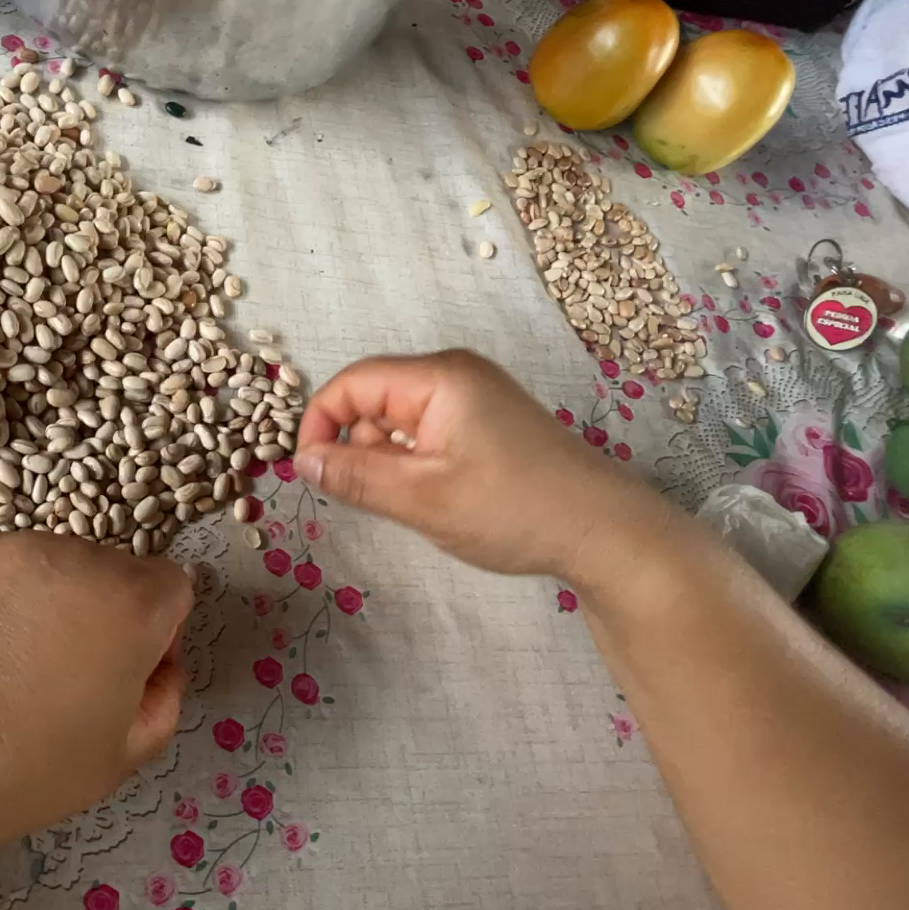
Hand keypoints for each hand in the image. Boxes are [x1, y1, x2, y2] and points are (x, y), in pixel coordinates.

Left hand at [0, 531, 192, 861]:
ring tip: (6, 657)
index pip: (173, 585)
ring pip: (58, 562)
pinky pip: (3, 563)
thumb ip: (165, 697)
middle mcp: (82, 556)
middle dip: (105, 608)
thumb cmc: (24, 770)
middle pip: (115, 570)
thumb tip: (161, 662)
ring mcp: (17, 546)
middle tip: (62, 668)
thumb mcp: (124, 756)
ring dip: (52, 596)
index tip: (126, 667)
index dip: (158, 628)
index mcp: (134, 604)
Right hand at [295, 350, 665, 580]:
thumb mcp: (421, 499)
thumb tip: (300, 461)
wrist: (608, 535)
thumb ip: (353, 477)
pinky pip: (423, 431)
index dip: (320, 423)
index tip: (309, 472)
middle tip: (375, 496)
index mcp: (439, 378)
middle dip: (357, 446)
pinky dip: (412, 462)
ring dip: (386, 459)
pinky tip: (436, 493)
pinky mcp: (483, 420)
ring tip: (416, 500)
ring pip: (395, 420)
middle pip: (372, 399)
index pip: (351, 383)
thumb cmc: (513, 510)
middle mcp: (453, 374)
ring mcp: (472, 396)